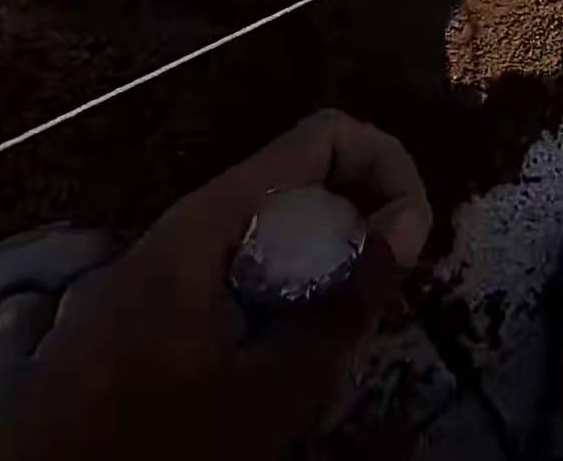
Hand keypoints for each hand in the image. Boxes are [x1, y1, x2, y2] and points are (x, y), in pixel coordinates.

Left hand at [0, 110, 431, 460]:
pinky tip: (289, 348)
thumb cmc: (148, 448)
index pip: (328, 133)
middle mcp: (203, 211)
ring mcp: (184, 245)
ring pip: (289, 214)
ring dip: (332, 255)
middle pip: (312, 170)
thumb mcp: (271, 389)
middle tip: (378, 293)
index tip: (410, 230)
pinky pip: (258, 251)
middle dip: (363, 216)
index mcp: (222, 214)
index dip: (384, 163)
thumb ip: (350, 300)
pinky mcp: (172, 281)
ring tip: (339, 332)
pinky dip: (296, 281)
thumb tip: (414, 219)